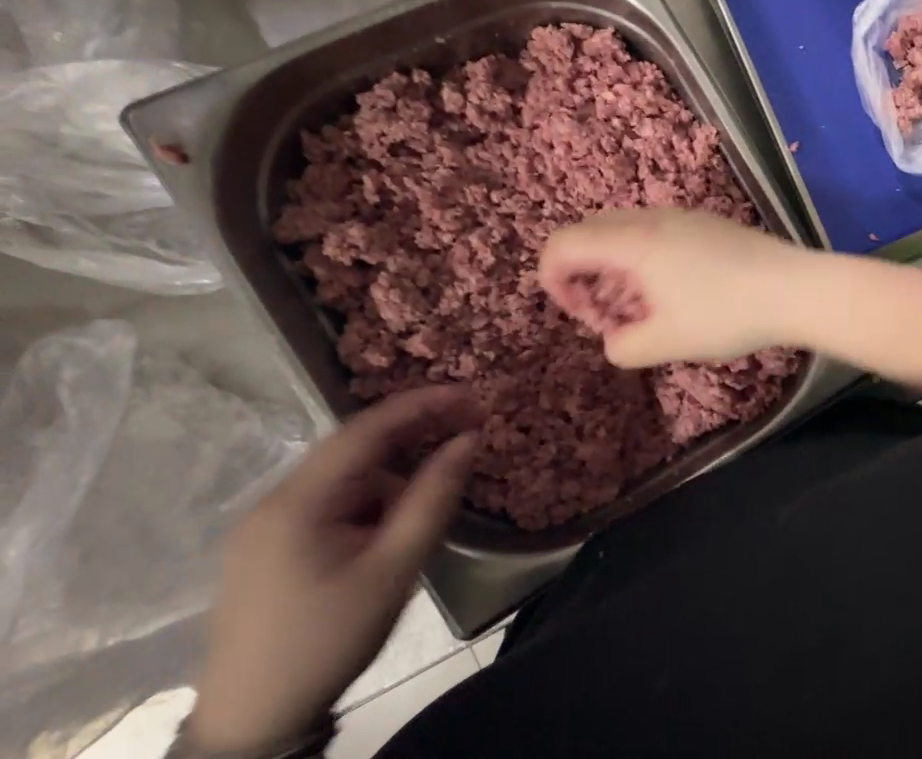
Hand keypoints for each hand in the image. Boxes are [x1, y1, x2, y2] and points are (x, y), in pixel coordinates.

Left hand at [186, 386, 480, 753]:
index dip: (423, 404)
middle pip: (353, 450)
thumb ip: (434, 497)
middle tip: (472, 428)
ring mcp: (267, 526)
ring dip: (395, 476)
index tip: (474, 395)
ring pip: (346, 479)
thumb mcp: (395, 567)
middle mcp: (274, 502)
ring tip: (438, 496)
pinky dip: (373, 500)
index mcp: (297, 502)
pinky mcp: (271, 549)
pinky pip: (333, 503)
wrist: (253, 719)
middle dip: (414, 435)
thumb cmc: (329, 638)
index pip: (365, 430)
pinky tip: (398, 523)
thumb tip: (469, 439)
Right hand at [539, 207, 807, 367]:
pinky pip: (659, 234)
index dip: (553, 281)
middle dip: (586, 275)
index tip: (585, 316)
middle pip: (592, 233)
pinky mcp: (712, 225)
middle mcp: (655, 218)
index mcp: (633, 240)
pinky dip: (648, 261)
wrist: (799, 289)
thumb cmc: (727, 315)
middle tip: (611, 316)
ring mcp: (687, 217)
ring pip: (628, 233)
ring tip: (646, 312)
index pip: (563, 243)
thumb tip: (616, 338)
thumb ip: (622, 345)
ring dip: (619, 270)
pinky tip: (678, 296)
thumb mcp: (666, 343)